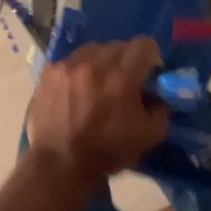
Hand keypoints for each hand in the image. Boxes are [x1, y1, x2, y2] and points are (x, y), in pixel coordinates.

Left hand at [26, 38, 170, 180]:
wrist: (59, 165)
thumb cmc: (106, 151)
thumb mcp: (148, 136)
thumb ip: (162, 110)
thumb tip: (159, 96)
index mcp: (121, 77)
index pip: (144, 45)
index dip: (151, 58)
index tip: (149, 73)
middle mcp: (93, 63)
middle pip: (118, 46)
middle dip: (126, 60)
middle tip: (125, 81)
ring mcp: (67, 65)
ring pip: (93, 50)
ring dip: (101, 62)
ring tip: (99, 83)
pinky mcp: (48, 72)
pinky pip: (71, 60)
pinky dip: (79, 70)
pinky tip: (78, 89)